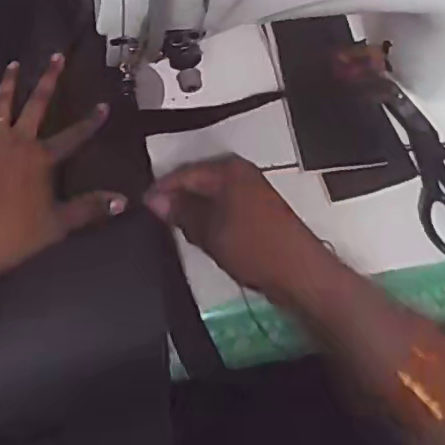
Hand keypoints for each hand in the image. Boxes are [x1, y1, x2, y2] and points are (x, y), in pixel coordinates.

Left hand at [0, 55, 123, 299]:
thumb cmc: (13, 236)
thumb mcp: (58, 224)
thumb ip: (90, 208)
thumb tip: (120, 201)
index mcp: (40, 158)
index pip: (74, 136)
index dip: (91, 121)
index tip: (103, 106)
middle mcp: (17, 143)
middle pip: (37, 103)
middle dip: (49, 79)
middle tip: (56, 58)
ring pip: (1, 105)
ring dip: (8, 84)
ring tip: (13, 65)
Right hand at [144, 156, 335, 298]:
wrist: (301, 274)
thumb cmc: (255, 248)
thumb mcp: (209, 231)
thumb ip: (180, 212)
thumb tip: (155, 201)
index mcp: (228, 169)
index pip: (184, 173)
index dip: (162, 189)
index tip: (143, 204)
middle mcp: (241, 172)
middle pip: (198, 180)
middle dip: (178, 198)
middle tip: (159, 218)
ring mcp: (252, 189)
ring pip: (211, 194)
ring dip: (195, 209)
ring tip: (179, 229)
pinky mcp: (258, 207)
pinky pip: (224, 204)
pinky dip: (211, 216)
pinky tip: (204, 234)